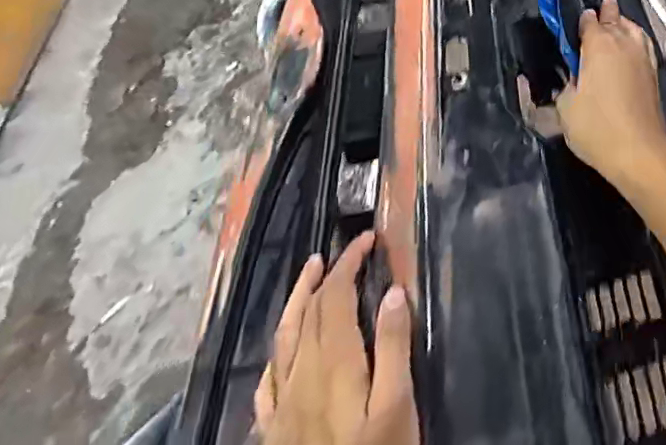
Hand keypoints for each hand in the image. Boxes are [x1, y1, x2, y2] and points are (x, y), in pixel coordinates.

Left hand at [255, 232, 416, 444]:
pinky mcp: (274, 433)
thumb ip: (394, 346)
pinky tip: (282, 352)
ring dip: (298, 301)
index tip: (369, 239)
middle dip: (328, 275)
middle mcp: (301, 376)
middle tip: (346, 249)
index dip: (349, 263)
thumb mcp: (398, 405)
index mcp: (333, 364)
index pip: (336, 298)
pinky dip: (278, 352)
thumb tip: (392, 290)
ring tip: (309, 274)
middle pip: (309, 312)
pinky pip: (268, 382)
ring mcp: (283, 406)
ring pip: (284, 339)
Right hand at [557, 0, 665, 185]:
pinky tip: (632, 47)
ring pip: (633, 29)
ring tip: (618, 22)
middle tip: (603, 4)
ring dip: (624, 24)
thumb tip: (573, 78)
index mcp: (598, 44)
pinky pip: (643, 45)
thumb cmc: (596, 127)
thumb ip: (567, 85)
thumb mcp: (565, 106)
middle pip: (614, 18)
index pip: (587, 21)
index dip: (580, 19)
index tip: (576, 18)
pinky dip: (636, 40)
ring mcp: (642, 56)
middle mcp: (623, 42)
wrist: (639, 150)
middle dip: (606, 12)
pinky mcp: (654, 72)